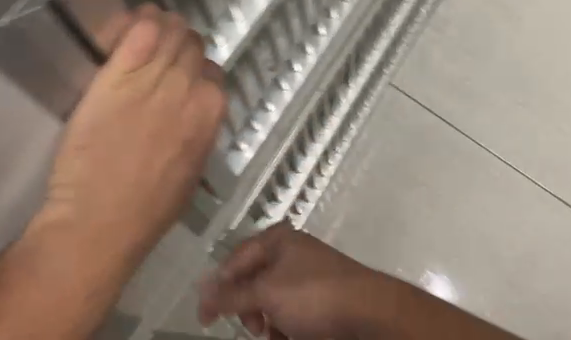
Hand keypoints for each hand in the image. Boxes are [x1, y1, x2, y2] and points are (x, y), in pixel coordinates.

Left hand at [35, 6, 226, 270]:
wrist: (95, 224)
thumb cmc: (144, 212)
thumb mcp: (191, 173)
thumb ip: (199, 133)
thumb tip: (195, 109)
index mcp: (210, 113)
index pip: (211, 68)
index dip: (192, 68)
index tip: (176, 73)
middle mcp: (189, 88)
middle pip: (190, 42)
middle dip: (175, 43)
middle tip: (153, 52)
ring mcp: (154, 78)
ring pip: (169, 27)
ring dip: (157, 24)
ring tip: (139, 32)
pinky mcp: (118, 73)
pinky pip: (139, 30)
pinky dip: (135, 21)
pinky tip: (126, 25)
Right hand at [198, 225, 397, 339]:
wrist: (369, 314)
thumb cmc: (313, 296)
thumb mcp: (266, 294)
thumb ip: (231, 294)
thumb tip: (200, 290)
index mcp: (276, 240)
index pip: (234, 261)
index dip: (218, 288)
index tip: (206, 320)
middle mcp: (290, 253)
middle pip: (253, 283)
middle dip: (249, 310)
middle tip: (255, 328)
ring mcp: (307, 277)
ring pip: (272, 304)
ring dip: (269, 324)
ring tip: (277, 337)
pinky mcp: (321, 300)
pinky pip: (292, 314)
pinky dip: (287, 328)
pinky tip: (292, 338)